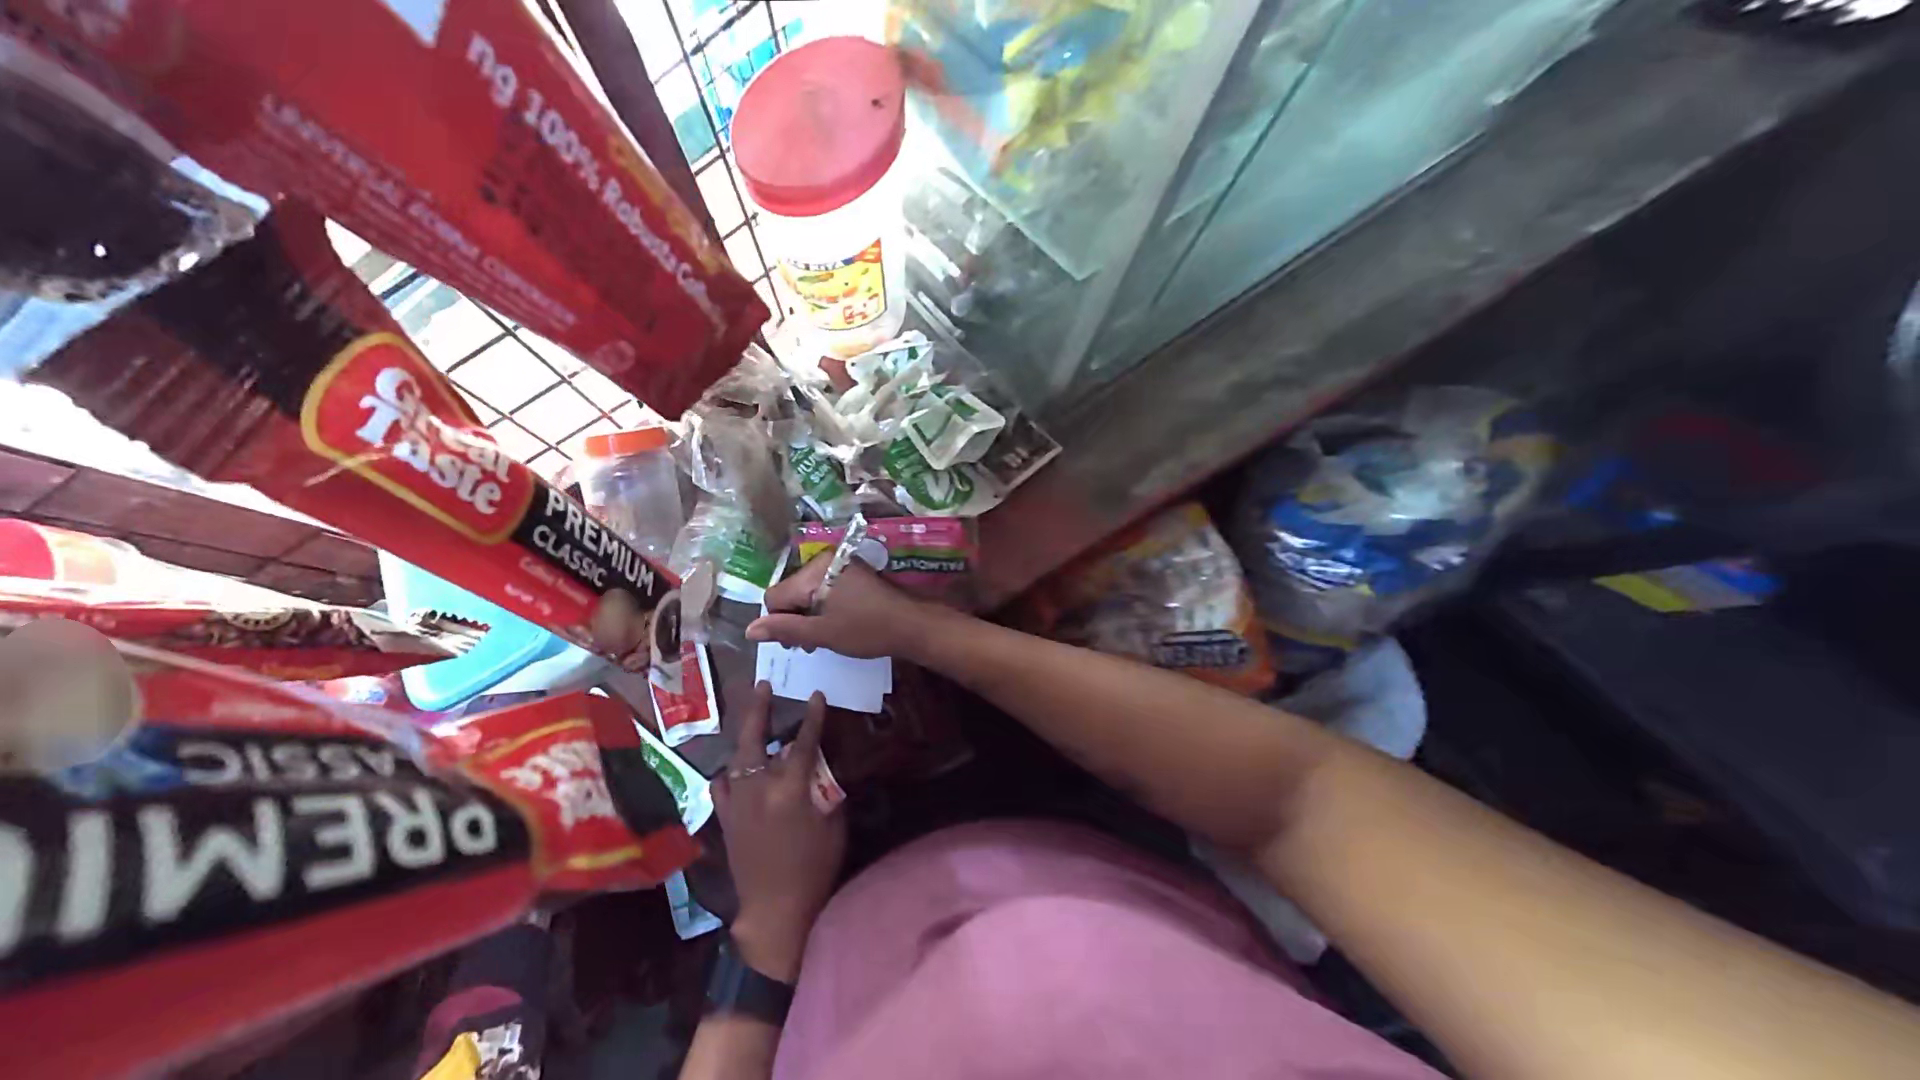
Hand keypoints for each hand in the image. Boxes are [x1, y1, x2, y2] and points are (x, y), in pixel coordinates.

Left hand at [715, 681, 845, 982]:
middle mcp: (758, 789)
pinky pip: (722, 786)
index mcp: (790, 790)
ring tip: (750, 722)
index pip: (804, 742)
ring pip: (734, 758)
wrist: (776, 910)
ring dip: (743, 737)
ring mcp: (736, 803)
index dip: (813, 717)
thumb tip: (822, 770)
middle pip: (753, 738)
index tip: (817, 695)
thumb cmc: (815, 867)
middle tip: (762, 685)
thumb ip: (826, 792)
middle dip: (758, 708)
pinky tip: (736, 770)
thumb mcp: (833, 825)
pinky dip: (729, 773)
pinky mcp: (724, 820)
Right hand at [745, 556, 934, 659]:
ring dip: (808, 615)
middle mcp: (824, 560)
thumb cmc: (867, 630)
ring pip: (806, 592)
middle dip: (794, 618)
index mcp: (815, 571)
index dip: (778, 622)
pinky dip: (822, 607)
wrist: (912, 625)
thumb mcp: (822, 634)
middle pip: (790, 591)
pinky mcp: (851, 572)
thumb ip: (785, 629)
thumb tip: (748, 630)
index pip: (775, 596)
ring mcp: (840, 564)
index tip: (795, 643)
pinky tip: (834, 624)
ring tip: (822, 637)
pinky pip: (823, 588)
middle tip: (809, 644)